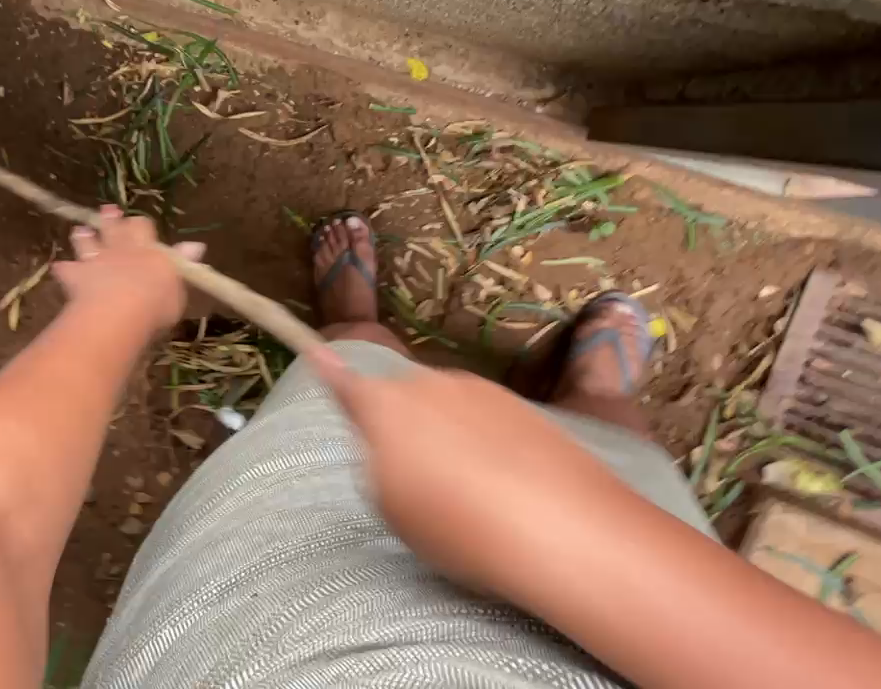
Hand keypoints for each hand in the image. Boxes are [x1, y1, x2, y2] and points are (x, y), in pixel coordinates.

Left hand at [51, 206, 204, 335]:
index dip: (141, 224)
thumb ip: (182, 264)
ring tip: (80, 231)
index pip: (143, 226)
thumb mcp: (177, 284)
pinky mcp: (76, 276)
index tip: (140, 223)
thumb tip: (195, 246)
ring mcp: (96, 260)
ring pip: (87, 241)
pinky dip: (64, 268)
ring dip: (84, 236)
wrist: (120, 310)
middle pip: (113, 227)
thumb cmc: (156, 301)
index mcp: (146, 247)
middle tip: (108, 211)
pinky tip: (60, 268)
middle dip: (110, 219)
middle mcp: (119, 248)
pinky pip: (67, 269)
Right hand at [313, 363, 649, 601]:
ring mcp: (476, 388)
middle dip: (402, 425)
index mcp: (381, 404)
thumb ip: (373, 460)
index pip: (342, 381)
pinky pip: (487, 419)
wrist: (565, 529)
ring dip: (448, 433)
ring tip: (472, 491)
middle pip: (400, 397)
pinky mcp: (522, 404)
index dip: (327, 369)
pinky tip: (507, 487)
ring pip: (446, 407)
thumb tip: (381, 443)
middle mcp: (425, 382)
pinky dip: (488, 442)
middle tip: (419, 477)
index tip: (316, 350)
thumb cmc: (457, 524)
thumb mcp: (390, 506)